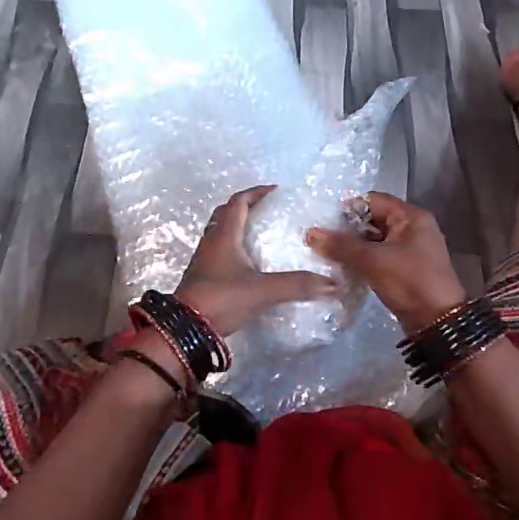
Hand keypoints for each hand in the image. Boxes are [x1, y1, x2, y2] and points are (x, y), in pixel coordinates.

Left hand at [175, 186, 339, 336]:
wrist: (187, 329)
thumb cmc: (221, 299)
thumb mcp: (262, 291)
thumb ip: (296, 285)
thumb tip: (332, 284)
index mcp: (224, 236)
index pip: (238, 202)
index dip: (255, 192)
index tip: (275, 190)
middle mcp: (211, 243)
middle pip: (225, 214)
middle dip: (245, 207)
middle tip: (267, 209)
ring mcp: (204, 261)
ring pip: (220, 233)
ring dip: (237, 228)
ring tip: (260, 233)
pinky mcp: (202, 278)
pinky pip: (219, 252)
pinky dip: (234, 248)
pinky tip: (248, 262)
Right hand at [306, 192, 466, 331]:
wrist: (437, 321)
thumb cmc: (409, 282)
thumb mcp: (373, 261)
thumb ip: (342, 246)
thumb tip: (311, 233)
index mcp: (411, 217)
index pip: (373, 200)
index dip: (348, 208)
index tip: (324, 222)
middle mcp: (412, 228)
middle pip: (373, 219)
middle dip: (348, 229)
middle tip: (321, 240)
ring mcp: (409, 249)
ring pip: (374, 239)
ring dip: (353, 246)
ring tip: (326, 253)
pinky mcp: (404, 268)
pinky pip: (379, 256)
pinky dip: (362, 259)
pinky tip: (342, 267)